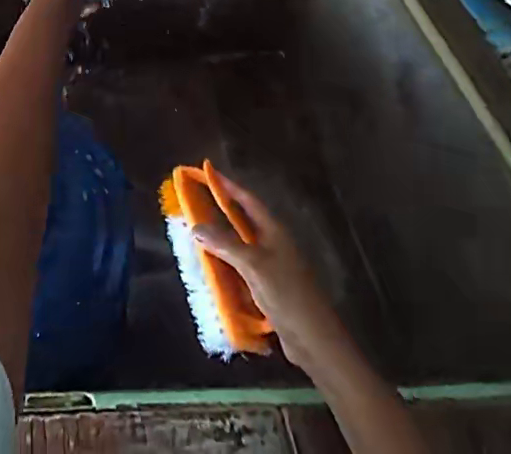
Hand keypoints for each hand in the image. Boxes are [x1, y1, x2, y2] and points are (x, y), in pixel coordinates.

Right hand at [192, 170, 351, 374]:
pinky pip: (241, 264)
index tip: (206, 170)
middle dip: (221, 207)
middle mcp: (273, 243)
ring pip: (241, 242)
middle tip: (196, 198)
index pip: (247, 200)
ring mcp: (272, 265)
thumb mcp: (253, 265)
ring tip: (197, 229)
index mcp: (273, 231)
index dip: (227, 185)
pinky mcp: (268, 286)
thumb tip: (195, 225)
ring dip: (221, 235)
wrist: (314, 339)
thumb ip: (224, 244)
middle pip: (243, 218)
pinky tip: (211, 265)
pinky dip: (225, 260)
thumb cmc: (286, 294)